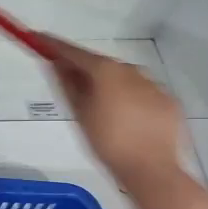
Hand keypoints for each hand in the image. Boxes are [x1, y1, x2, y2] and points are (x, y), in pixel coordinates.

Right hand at [41, 34, 188, 192]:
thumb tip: (57, 63)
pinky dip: (132, 99)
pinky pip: (144, 93)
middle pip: (101, 64)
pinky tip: (129, 118)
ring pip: (125, 78)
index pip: (74, 52)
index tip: (37, 37)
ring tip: (104, 108)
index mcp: (105, 69)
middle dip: (86, 70)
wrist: (152, 171)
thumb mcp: (80, 112)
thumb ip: (67, 83)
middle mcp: (131, 69)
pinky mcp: (169, 101)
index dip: (53, 44)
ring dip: (111, 85)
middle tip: (72, 82)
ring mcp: (154, 84)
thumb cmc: (108, 141)